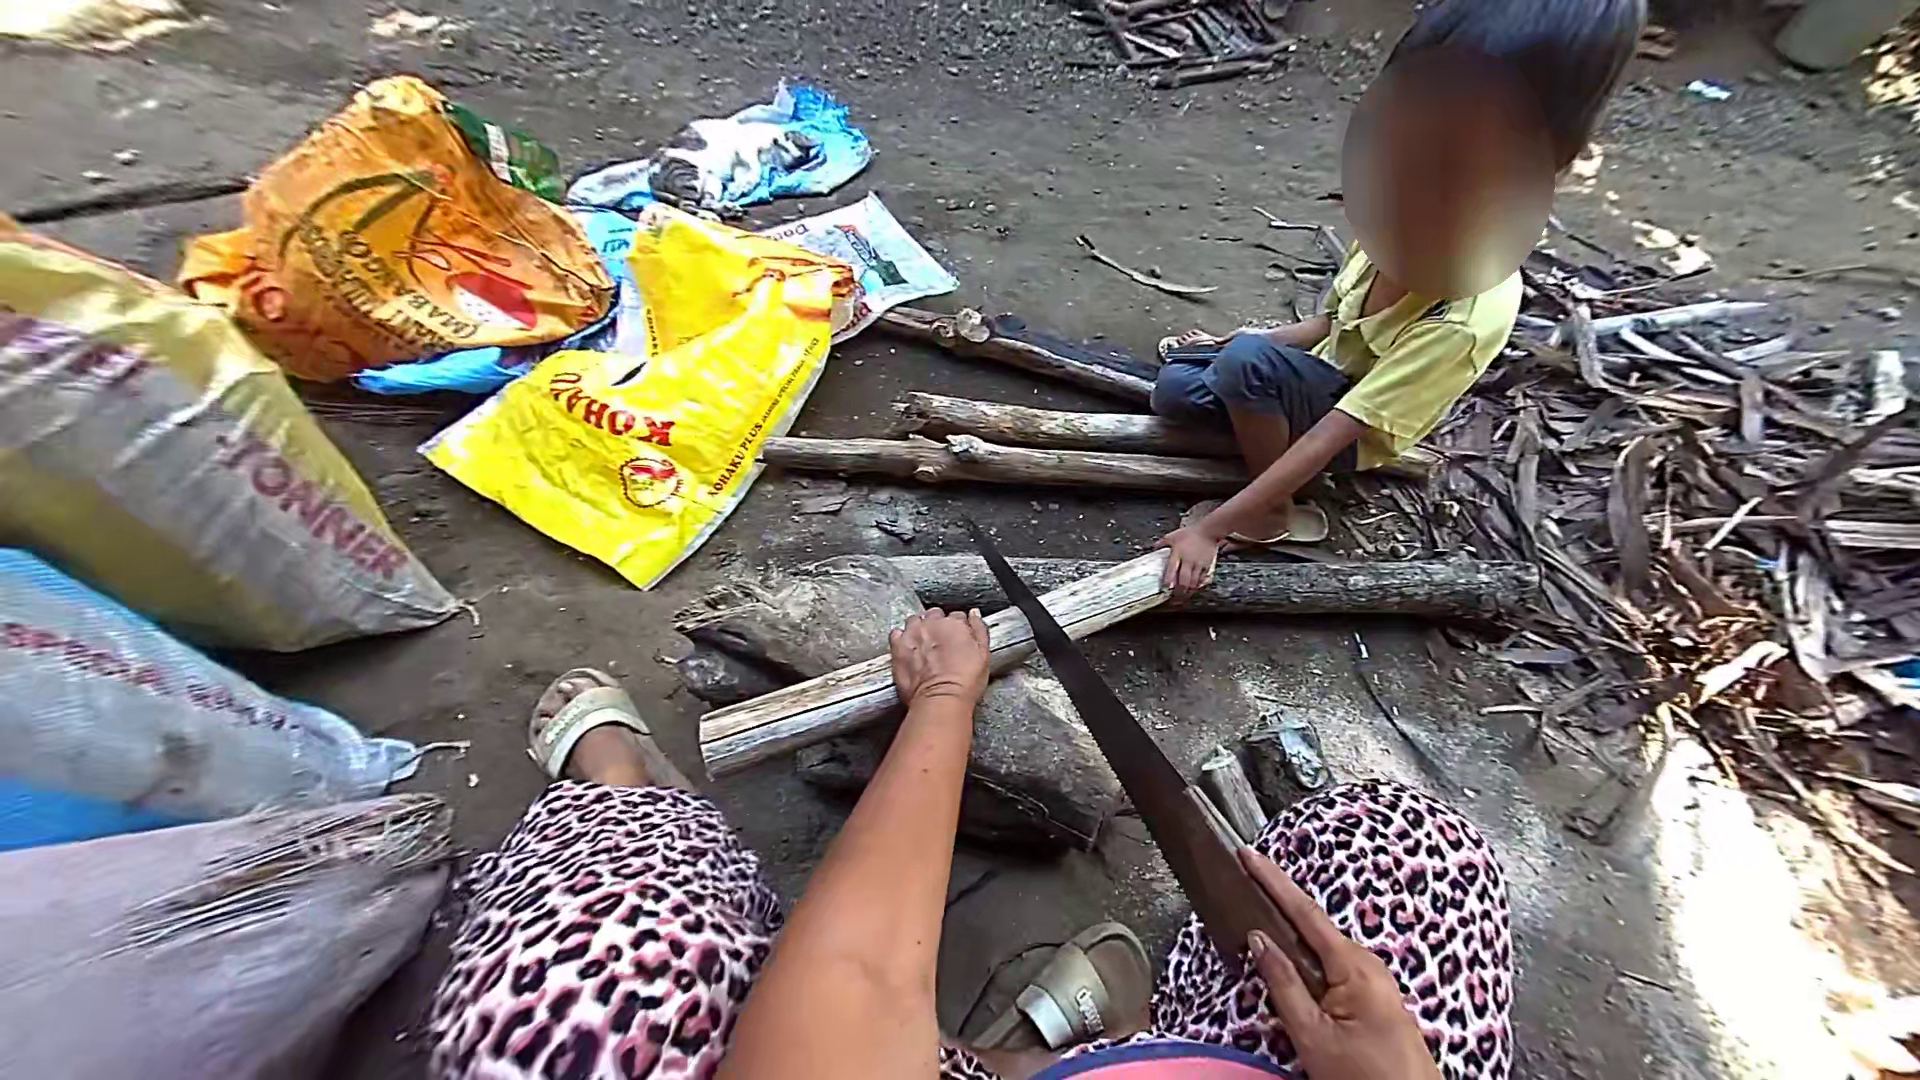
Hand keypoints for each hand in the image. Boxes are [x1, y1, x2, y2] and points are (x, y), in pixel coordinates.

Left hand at [889, 607, 990, 706]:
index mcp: (955, 623)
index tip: (957, 639)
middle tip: (940, 643)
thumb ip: (979, 629)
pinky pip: (896, 634)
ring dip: (918, 629)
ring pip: (914, 621)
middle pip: (934, 615)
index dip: (958, 628)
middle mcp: (933, 623)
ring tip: (922, 646)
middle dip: (937, 625)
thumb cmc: (964, 682)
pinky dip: (901, 639)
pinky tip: (907, 650)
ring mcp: (913, 633)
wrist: (941, 699)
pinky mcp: (898, 646)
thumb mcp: (984, 655)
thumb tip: (974, 614)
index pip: (957, 616)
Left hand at [1155, 525, 1221, 600]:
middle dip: (1179, 592)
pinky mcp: (1207, 566)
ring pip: (1193, 583)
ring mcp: (1198, 565)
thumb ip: (1161, 544)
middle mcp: (1188, 561)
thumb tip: (1153, 549)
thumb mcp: (1171, 536)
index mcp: (1178, 554)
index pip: (1172, 570)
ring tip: (1182, 598)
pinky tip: (1193, 590)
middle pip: (1184, 581)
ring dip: (1188, 592)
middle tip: (1174, 599)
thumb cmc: (1189, 534)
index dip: (1168, 581)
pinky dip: (1197, 587)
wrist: (1208, 532)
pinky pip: (1202, 580)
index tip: (1165, 589)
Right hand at [1240, 847, 1441, 1079]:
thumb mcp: (1313, 1037)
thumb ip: (1283, 982)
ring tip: (1257, 911)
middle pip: (1312, 922)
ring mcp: (1374, 980)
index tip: (1247, 853)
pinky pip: (1331, 961)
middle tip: (1244, 877)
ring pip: (1320, 944)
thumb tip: (1257, 937)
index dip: (1272, 879)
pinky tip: (1287, 953)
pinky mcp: (1375, 996)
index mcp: (1354, 966)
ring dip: (1290, 927)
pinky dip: (1305, 949)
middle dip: (1278, 898)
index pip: (1304, 910)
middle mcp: (1367, 963)